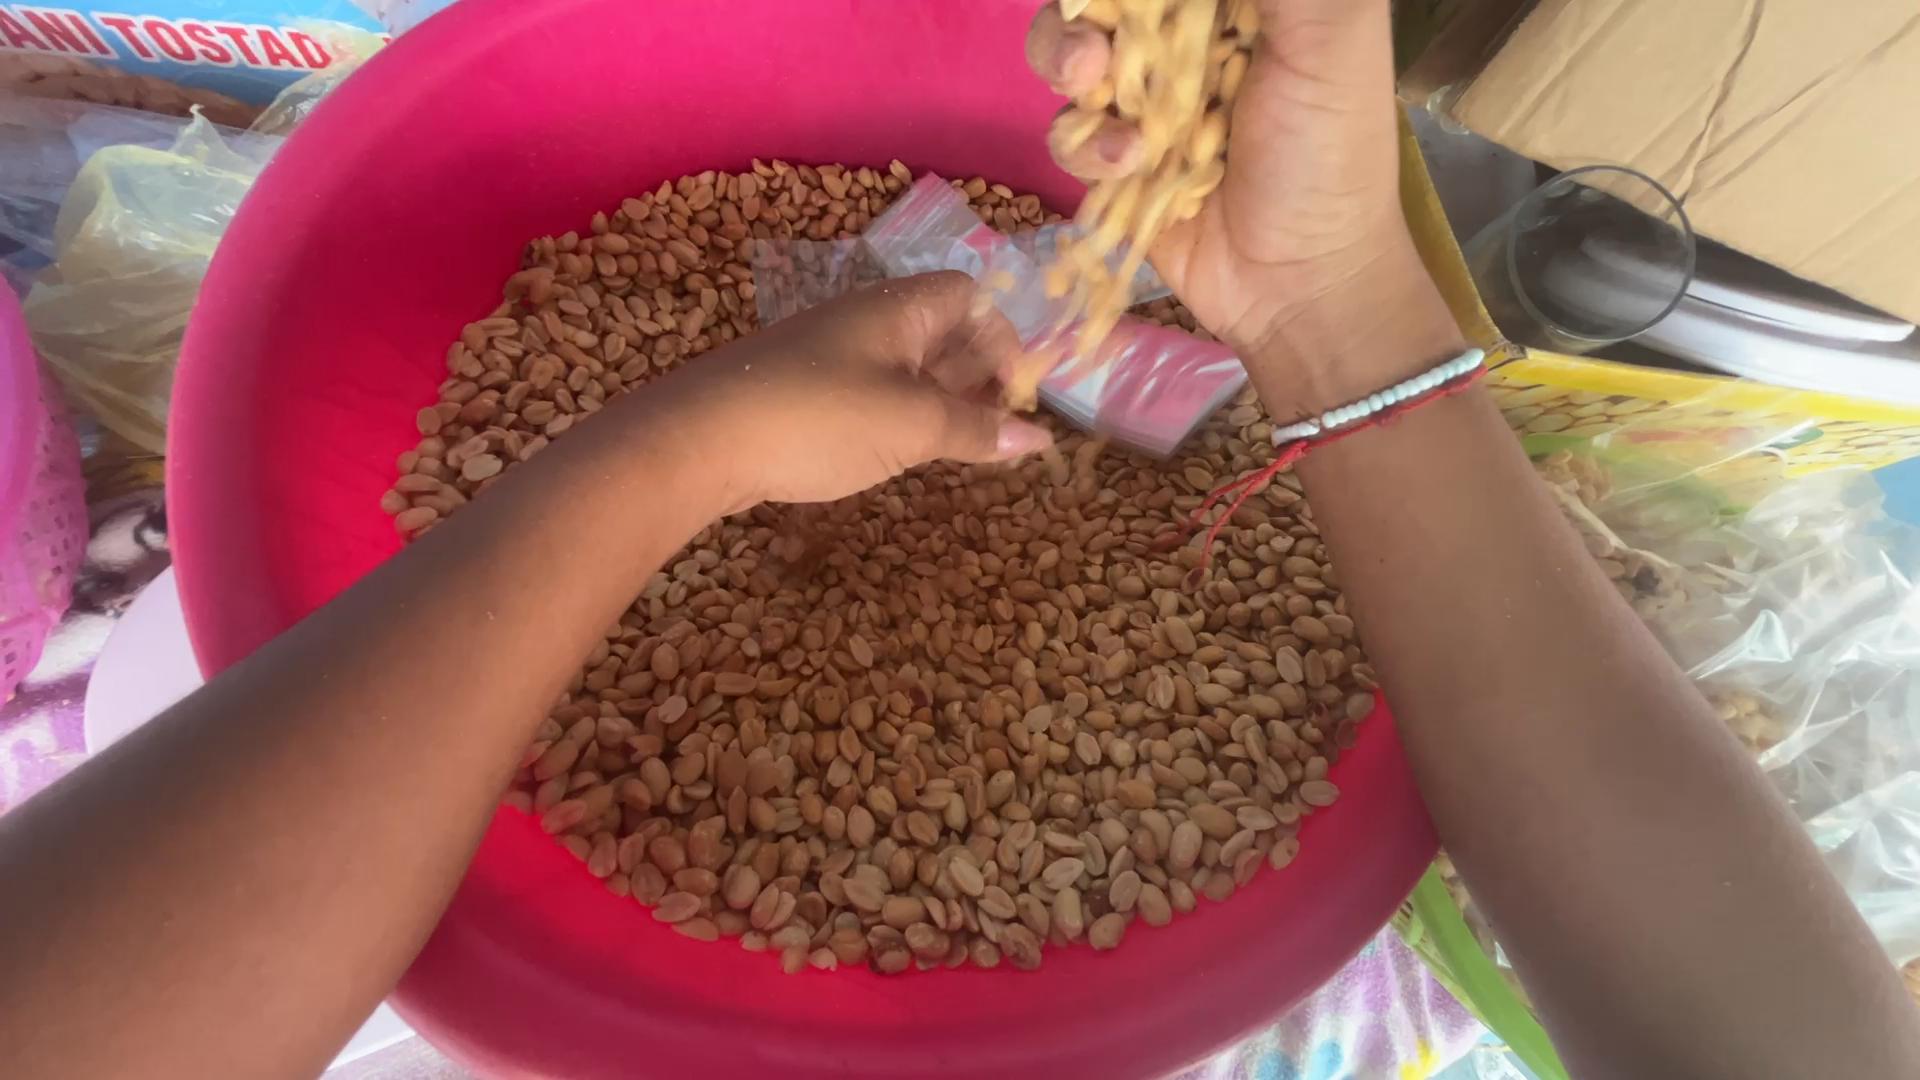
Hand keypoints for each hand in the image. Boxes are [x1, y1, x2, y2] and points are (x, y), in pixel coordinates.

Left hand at [645, 271, 1052, 510]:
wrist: (703, 440)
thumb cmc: (820, 418)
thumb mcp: (911, 425)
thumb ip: (977, 431)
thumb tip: (1039, 440)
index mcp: (899, 309)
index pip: (971, 298)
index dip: (1003, 340)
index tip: (1016, 396)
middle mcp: (868, 322)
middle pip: (943, 333)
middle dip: (979, 377)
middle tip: (998, 429)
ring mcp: (835, 356)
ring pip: (909, 368)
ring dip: (945, 402)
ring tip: (966, 446)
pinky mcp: (810, 392)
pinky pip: (877, 393)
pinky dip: (906, 417)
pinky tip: (910, 450)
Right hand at [1028, 0, 1442, 403]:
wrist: (1298, 281)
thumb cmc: (1327, 158)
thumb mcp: (1331, 37)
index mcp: (1238, 5)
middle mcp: (1182, 47)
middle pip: (1102, 4)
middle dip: (1082, 11)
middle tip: (1094, 39)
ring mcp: (1145, 110)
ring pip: (1071, 61)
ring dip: (1069, 63)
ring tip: (1094, 84)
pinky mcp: (1119, 172)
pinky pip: (1073, 141)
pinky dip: (1089, 147)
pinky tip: (1128, 166)